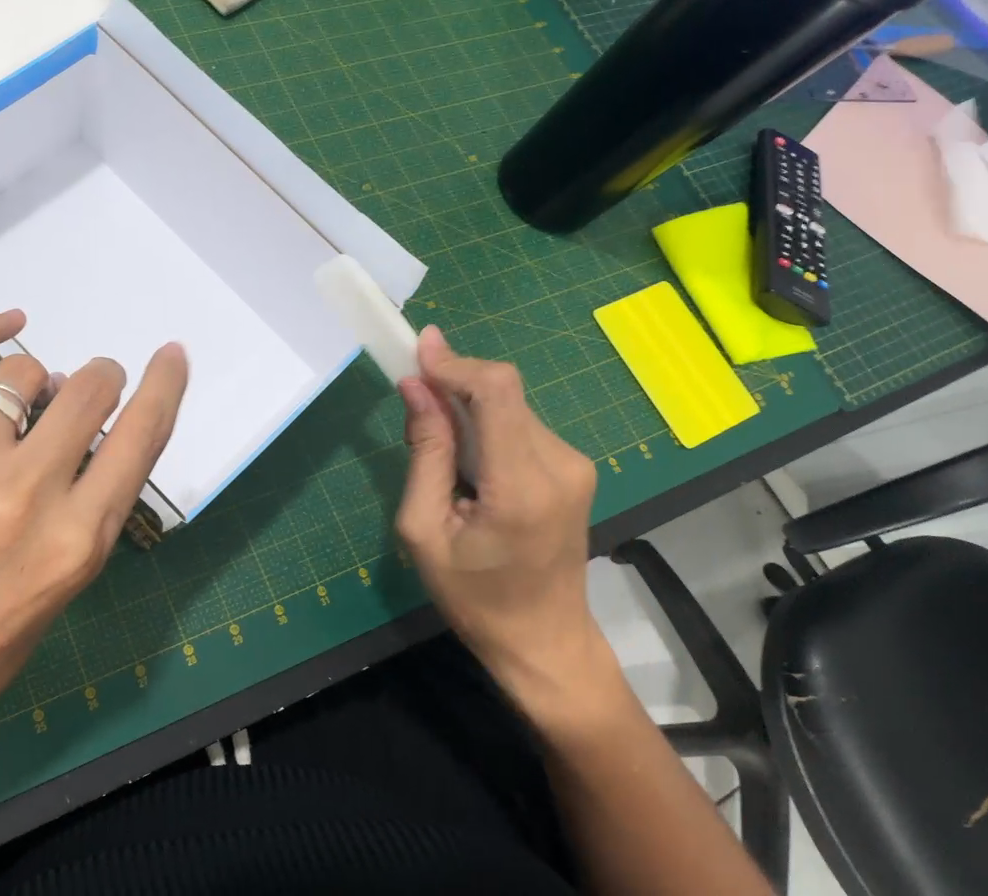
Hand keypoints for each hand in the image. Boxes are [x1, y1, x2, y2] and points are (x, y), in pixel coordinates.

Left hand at [0, 310, 187, 847]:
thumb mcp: (58, 594)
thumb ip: (84, 515)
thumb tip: (87, 437)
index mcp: (74, 541)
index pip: (141, 436)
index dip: (164, 385)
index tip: (171, 357)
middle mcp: (24, 493)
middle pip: (88, 391)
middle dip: (101, 380)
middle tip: (90, 389)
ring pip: (20, 376)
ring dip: (38, 381)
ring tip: (28, 400)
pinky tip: (4, 324)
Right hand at [395, 325, 607, 714]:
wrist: (543, 639)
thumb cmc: (473, 596)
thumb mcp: (424, 530)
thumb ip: (423, 453)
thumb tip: (415, 387)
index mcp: (520, 485)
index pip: (496, 391)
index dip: (454, 362)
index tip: (416, 348)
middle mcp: (559, 464)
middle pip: (503, 391)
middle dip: (453, 385)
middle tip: (412, 402)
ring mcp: (575, 466)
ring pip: (510, 406)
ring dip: (468, 409)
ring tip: (438, 451)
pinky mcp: (575, 469)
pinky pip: (521, 426)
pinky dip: (487, 427)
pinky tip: (468, 464)